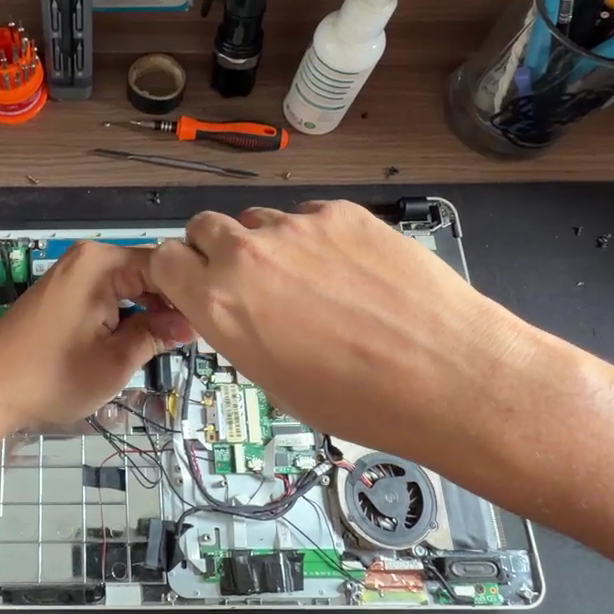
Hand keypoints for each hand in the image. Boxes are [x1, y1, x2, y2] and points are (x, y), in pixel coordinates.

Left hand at [0, 242, 194, 433]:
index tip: (211, 325)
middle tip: (196, 338)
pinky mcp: (62, 292)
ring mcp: (71, 273)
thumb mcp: (115, 361)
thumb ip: (156, 334)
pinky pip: (106, 294)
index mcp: (101, 263)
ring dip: (149, 310)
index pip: (165, 265)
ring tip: (173, 341)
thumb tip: (191, 323)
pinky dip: (125, 313)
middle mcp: (86, 258)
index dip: (190, 295)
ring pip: (128, 285)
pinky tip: (141, 337)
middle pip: (146, 272)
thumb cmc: (51, 377)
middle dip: (170, 303)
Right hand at [145, 200, 546, 463]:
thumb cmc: (364, 398)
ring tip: (310, 282)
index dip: (176, 270)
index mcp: (219, 304)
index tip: (188, 279)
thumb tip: (232, 307)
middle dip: (215, 249)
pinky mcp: (342, 214)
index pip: (164, 258)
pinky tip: (348, 273)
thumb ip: (234, 328)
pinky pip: (309, 217)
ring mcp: (296, 229)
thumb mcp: (272, 381)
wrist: (449, 378)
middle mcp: (248, 257)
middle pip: (204, 226)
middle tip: (246, 279)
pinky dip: (317, 239)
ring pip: (259, 220)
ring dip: (269, 244)